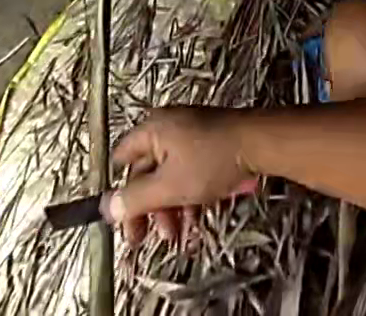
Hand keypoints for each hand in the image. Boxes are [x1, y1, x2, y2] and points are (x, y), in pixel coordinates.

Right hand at [104, 108, 259, 245]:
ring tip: (178, 235)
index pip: (123, 157)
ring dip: (170, 208)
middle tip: (147, 237)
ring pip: (171, 175)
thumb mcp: (168, 186)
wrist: (259, 143)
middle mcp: (171, 126)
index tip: (122, 218)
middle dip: (149, 207)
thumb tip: (106, 207)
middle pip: (147, 170)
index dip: (120, 188)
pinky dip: (189, 195)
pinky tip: (195, 220)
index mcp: (155, 128)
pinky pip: (191, 172)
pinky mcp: (211, 144)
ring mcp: (193, 134)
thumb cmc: (210, 160)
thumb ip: (135, 199)